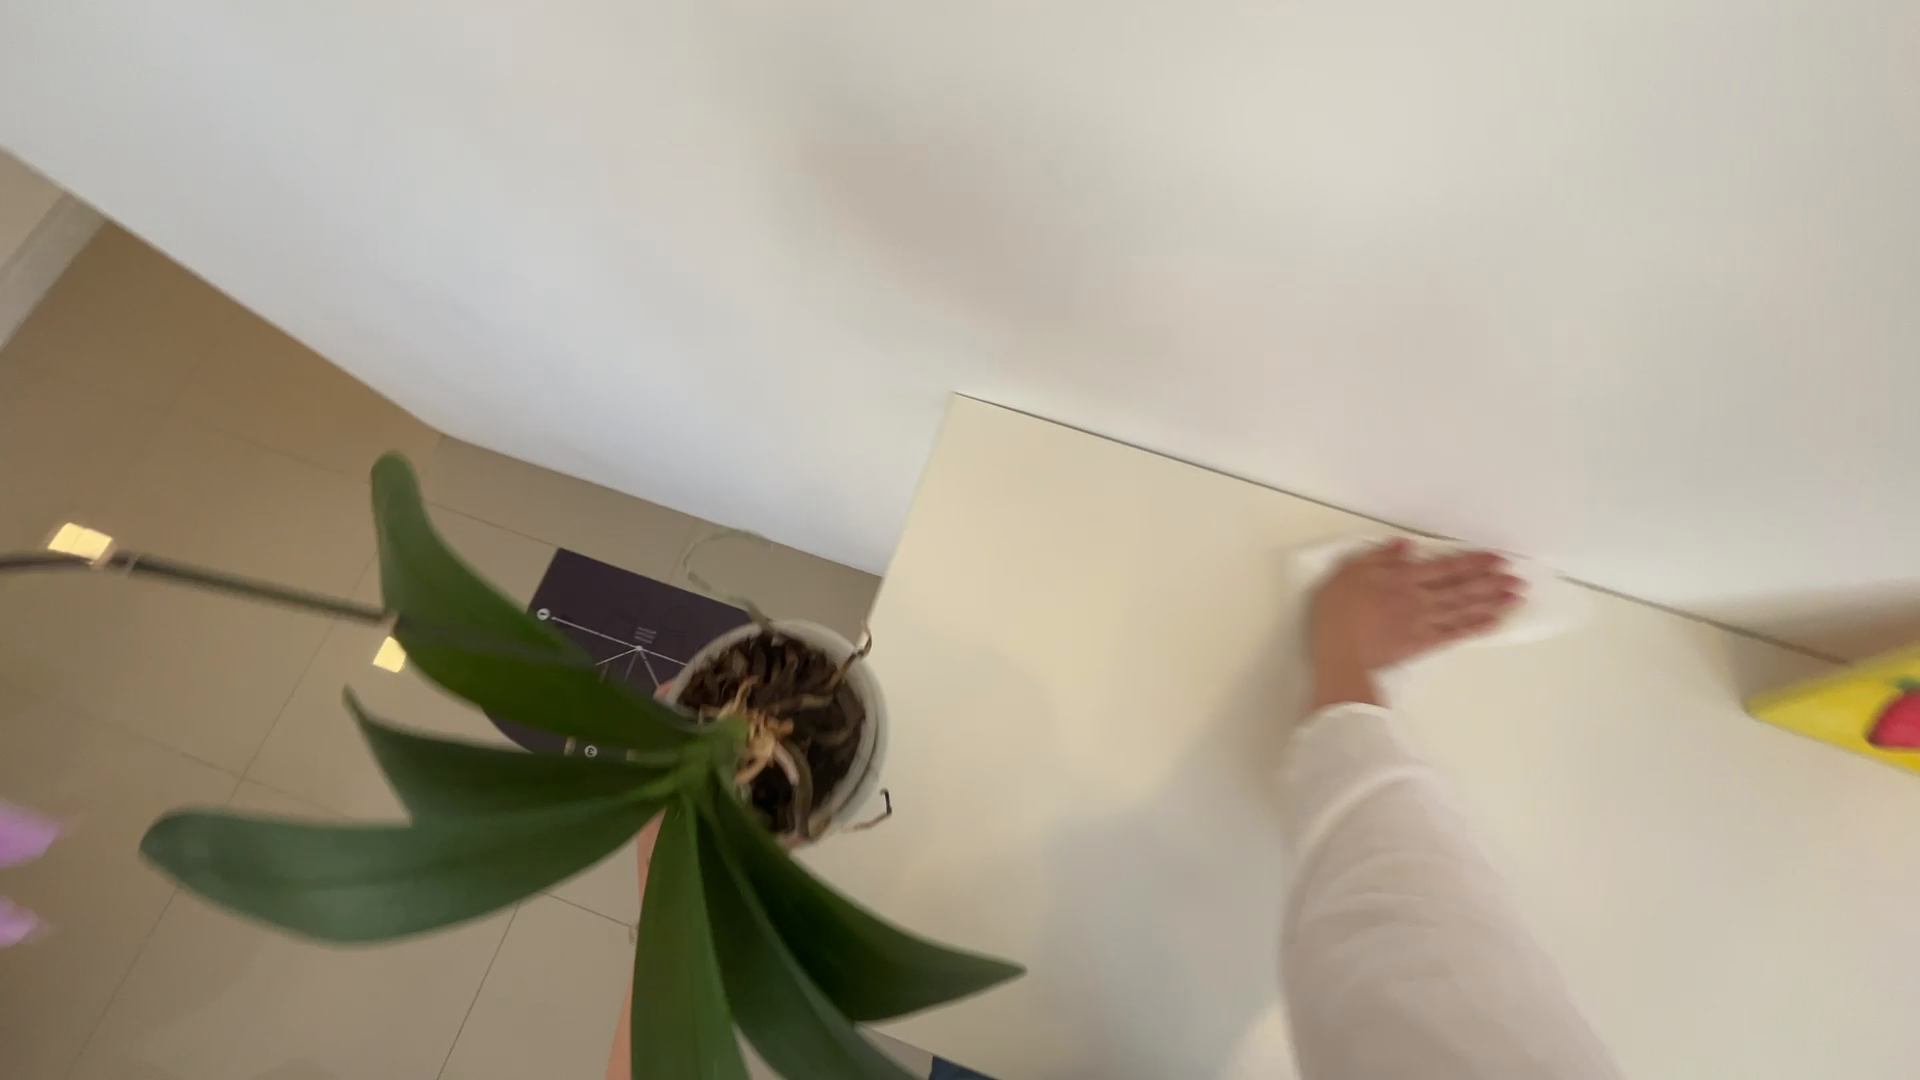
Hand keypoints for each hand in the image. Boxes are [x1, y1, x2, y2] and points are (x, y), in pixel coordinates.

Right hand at [1307, 539, 1522, 710]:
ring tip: (1516, 596)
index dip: (1471, 562)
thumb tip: (1407, 545)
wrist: (1340, 650)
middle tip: (1517, 576)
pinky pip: (1456, 634)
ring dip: (1492, 602)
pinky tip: (1495, 622)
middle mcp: (1420, 598)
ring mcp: (1425, 622)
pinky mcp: (1424, 643)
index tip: (1496, 558)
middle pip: (1461, 588)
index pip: (1443, 567)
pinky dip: (1477, 627)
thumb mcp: (1348, 572)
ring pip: (1464, 609)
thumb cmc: (1337, 609)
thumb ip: (1379, 558)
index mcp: (1402, 579)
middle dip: (1490, 581)